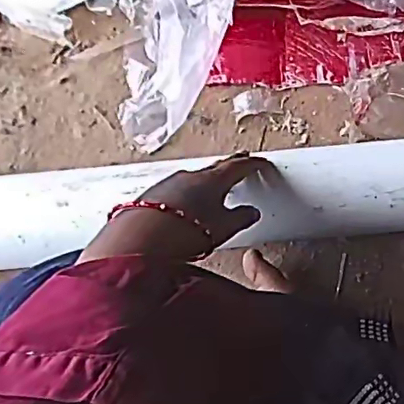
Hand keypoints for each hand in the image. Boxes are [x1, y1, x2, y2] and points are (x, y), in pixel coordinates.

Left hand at [80, 153, 273, 263]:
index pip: (239, 166)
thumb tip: (250, 213)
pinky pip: (178, 190)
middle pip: (216, 168)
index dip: (253, 164)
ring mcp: (170, 183)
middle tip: (242, 164)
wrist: (142, 239)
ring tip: (217, 191)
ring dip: (208, 182)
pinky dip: (189, 193)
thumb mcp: (224, 228)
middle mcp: (191, 175)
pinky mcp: (154, 194)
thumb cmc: (184, 231)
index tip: (261, 163)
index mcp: (214, 179)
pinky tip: (190, 206)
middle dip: (231, 167)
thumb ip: (241, 217)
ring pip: (196, 178)